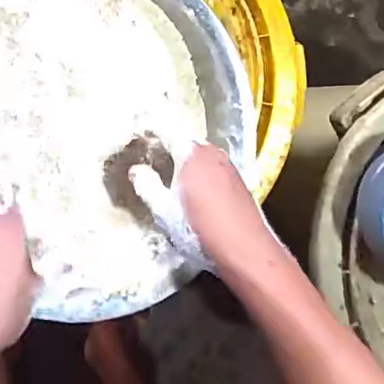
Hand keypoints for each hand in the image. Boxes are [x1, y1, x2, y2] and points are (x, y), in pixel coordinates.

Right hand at [130, 142, 278, 274]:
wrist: (247, 251)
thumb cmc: (199, 229)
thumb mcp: (164, 210)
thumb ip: (146, 185)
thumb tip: (136, 169)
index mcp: (191, 154)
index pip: (167, 133)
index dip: (152, 134)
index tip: (140, 138)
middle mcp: (212, 153)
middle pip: (186, 141)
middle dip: (170, 145)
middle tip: (153, 156)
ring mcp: (228, 166)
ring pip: (202, 154)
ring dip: (188, 158)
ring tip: (173, 172)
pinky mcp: (239, 181)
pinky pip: (214, 166)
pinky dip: (202, 169)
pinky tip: (197, 188)